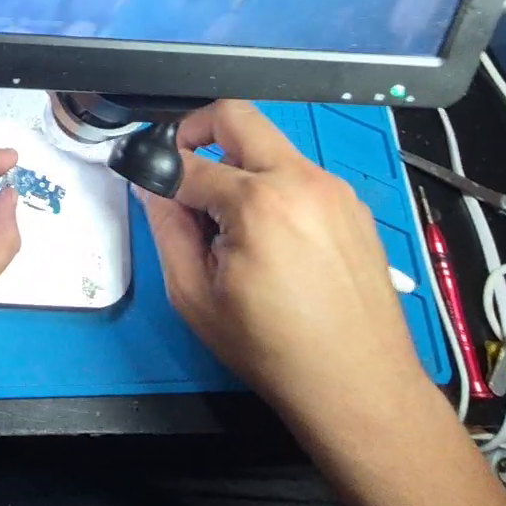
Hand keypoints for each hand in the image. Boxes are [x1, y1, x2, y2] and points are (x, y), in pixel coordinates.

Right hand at [138, 100, 422, 427]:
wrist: (362, 389)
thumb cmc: (271, 350)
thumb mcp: (194, 296)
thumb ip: (165, 228)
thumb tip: (151, 186)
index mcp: (258, 204)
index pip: (187, 162)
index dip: (156, 168)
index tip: (144, 175)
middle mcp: (301, 180)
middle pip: (234, 116)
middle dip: (196, 131)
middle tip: (181, 167)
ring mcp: (334, 188)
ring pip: (268, 144)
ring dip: (237, 164)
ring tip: (228, 218)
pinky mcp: (352, 204)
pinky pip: (297, 173)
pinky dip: (270, 185)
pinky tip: (269, 235)